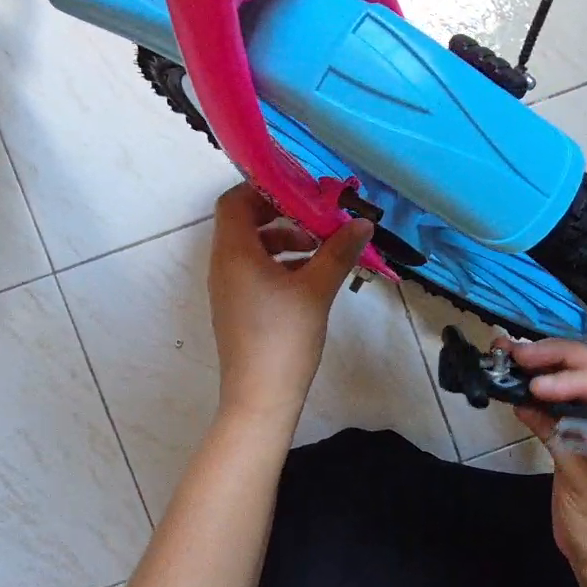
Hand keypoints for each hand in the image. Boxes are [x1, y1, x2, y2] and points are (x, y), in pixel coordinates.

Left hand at [207, 185, 372, 416]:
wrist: (260, 397)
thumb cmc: (284, 338)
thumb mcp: (316, 290)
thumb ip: (338, 251)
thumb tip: (362, 222)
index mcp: (234, 252)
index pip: (235, 200)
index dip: (265, 189)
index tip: (301, 191)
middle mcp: (223, 265)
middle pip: (244, 222)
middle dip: (282, 215)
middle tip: (317, 218)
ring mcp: (228, 289)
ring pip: (252, 249)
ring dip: (285, 241)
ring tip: (321, 250)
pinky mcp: (238, 309)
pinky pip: (254, 272)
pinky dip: (280, 265)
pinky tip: (311, 278)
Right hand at [504, 339, 586, 586]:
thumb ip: (562, 435)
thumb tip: (528, 399)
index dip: (575, 377)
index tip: (537, 385)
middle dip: (561, 359)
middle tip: (518, 354)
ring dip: (552, 368)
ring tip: (514, 358)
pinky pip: (574, 404)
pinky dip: (548, 394)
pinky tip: (521, 389)